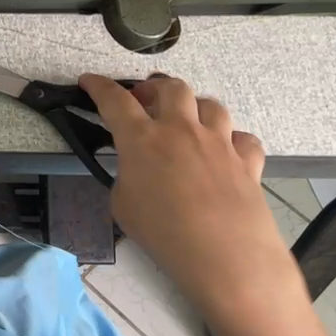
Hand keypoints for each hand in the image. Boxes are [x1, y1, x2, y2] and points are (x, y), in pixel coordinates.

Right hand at [79, 74, 303, 319]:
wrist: (224, 254)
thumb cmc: (162, 231)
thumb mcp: (122, 204)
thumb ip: (127, 176)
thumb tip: (138, 171)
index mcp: (142, 139)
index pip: (114, 100)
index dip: (98, 86)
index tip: (89, 81)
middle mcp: (181, 130)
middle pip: (171, 88)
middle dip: (153, 87)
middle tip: (142, 99)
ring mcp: (219, 143)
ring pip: (210, 105)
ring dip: (193, 107)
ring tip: (183, 119)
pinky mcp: (247, 161)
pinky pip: (240, 137)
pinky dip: (229, 139)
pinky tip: (222, 151)